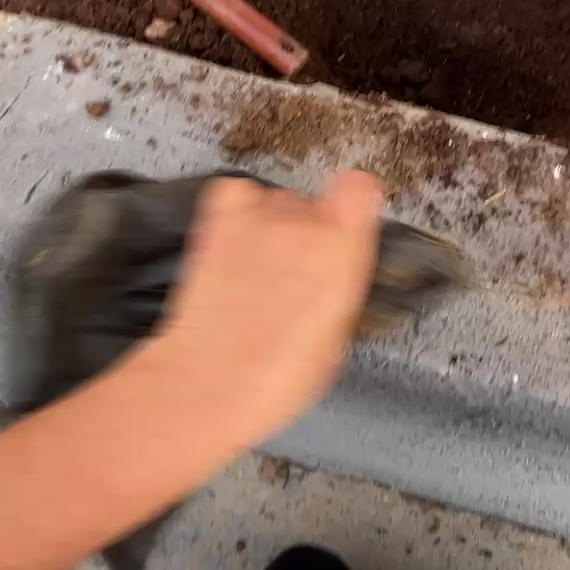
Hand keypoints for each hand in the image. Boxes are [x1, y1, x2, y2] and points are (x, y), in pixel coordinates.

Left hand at [131, 171, 384, 447]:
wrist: (211, 383)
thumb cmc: (277, 376)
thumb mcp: (335, 333)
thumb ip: (339, 282)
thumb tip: (332, 271)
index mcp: (344, 251)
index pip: (359, 187)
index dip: (352, 200)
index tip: (346, 219)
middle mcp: (306, 224)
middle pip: (314, 203)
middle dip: (305, 231)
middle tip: (290, 271)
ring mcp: (262, 217)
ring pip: (277, 201)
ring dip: (270, 228)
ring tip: (256, 270)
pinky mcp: (222, 218)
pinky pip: (237, 194)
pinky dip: (238, 212)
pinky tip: (237, 245)